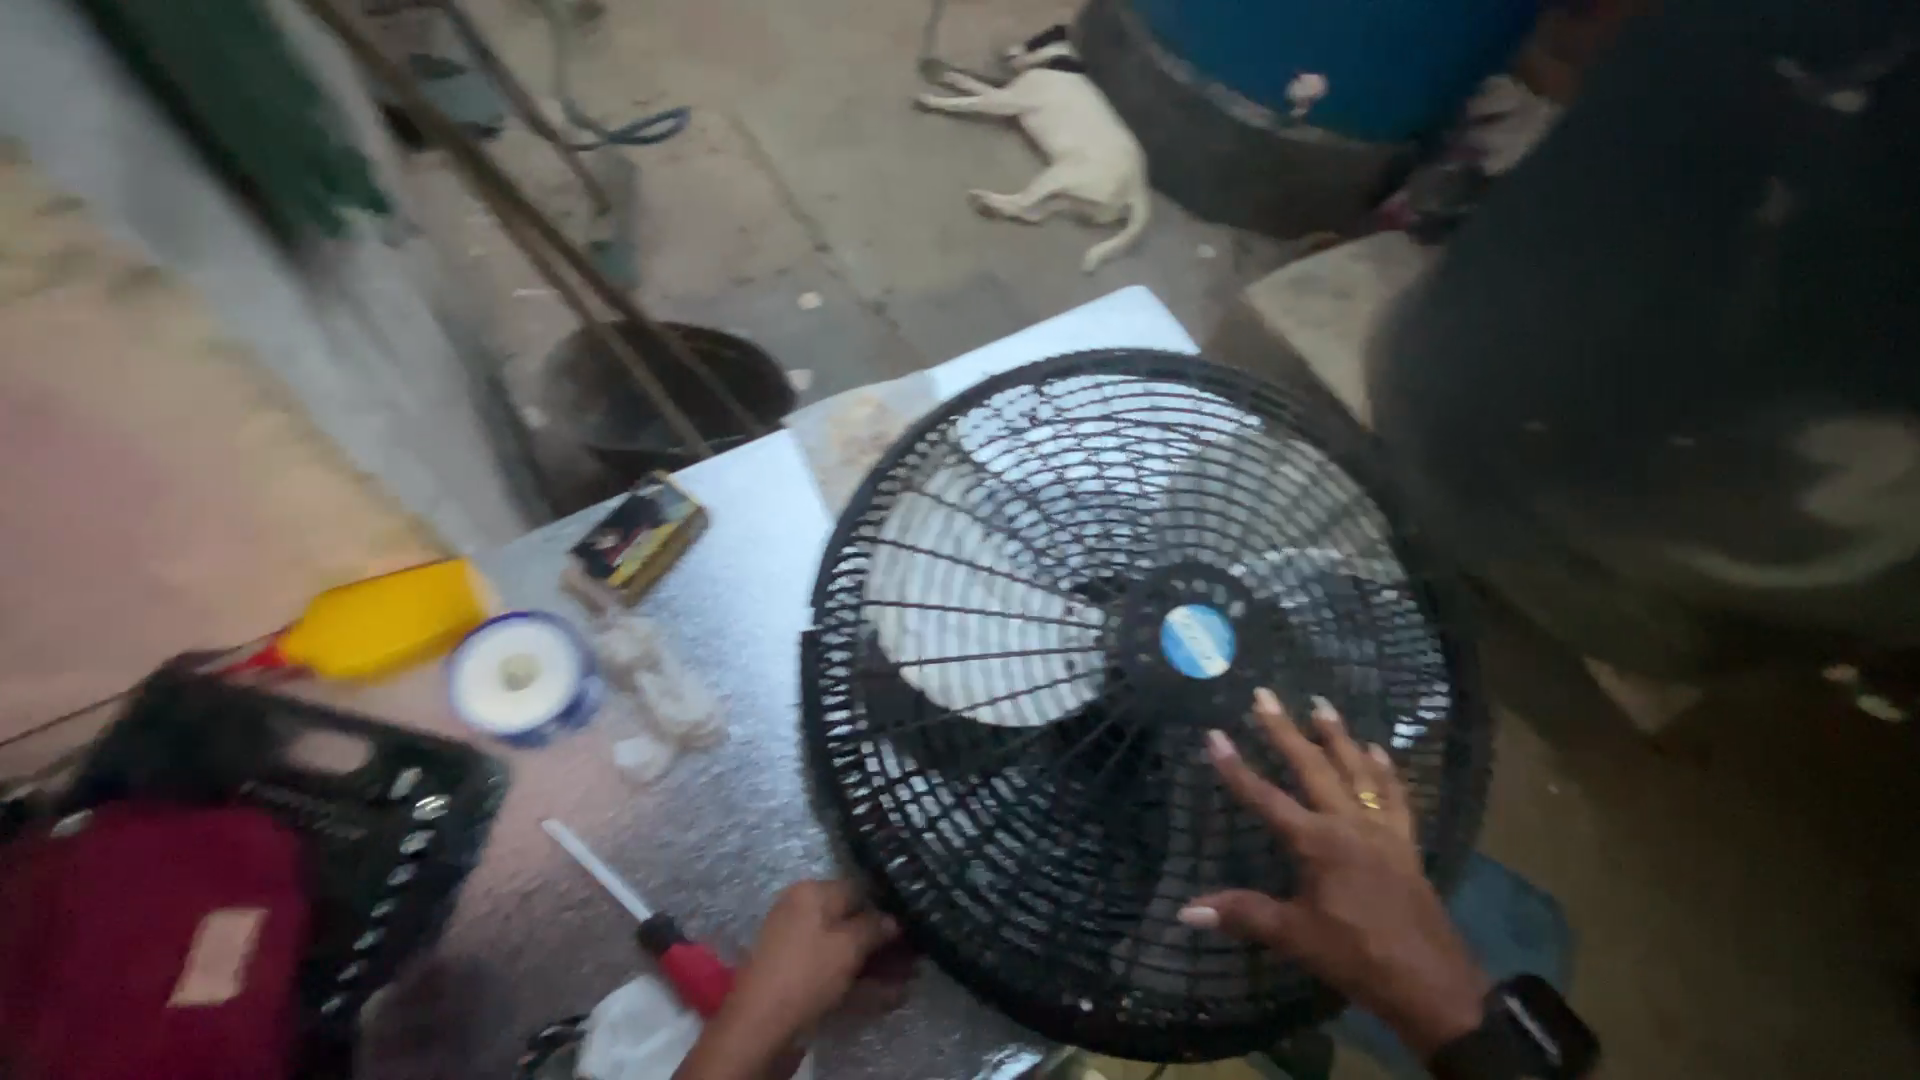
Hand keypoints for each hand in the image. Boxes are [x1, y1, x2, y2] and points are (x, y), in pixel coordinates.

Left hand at [731, 879, 907, 1035]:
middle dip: (886, 941)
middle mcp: (803, 914)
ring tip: (913, 976)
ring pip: (847, 952)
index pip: (858, 889)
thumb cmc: (806, 972)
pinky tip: (893, 995)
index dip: (888, 905)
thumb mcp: (847, 946)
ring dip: (879, 965)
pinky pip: (836, 974)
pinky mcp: (799, 980)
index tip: (914, 921)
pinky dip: (862, 983)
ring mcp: (799, 949)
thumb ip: (875, 928)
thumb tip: (894, 920)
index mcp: (811, 893)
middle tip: (917, 954)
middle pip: (853, 922)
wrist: (757, 1028)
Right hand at [1179, 688, 1488, 1057]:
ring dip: (1337, 736)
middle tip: (1265, 695)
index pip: (1265, 797)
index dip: (1236, 767)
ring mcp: (1382, 831)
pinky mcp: (1406, 844)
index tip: (1214, 734)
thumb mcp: (1295, 937)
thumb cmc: (1358, 957)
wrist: (1434, 986)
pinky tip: (1379, 751)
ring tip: (1322, 704)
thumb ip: (1243, 914)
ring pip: (1357, 771)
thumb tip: (1185, 910)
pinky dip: (1385, 771)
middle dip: (1285, 730)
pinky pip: (1395, 797)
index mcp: (1317, 843)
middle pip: (1312, 767)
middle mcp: (1349, 824)